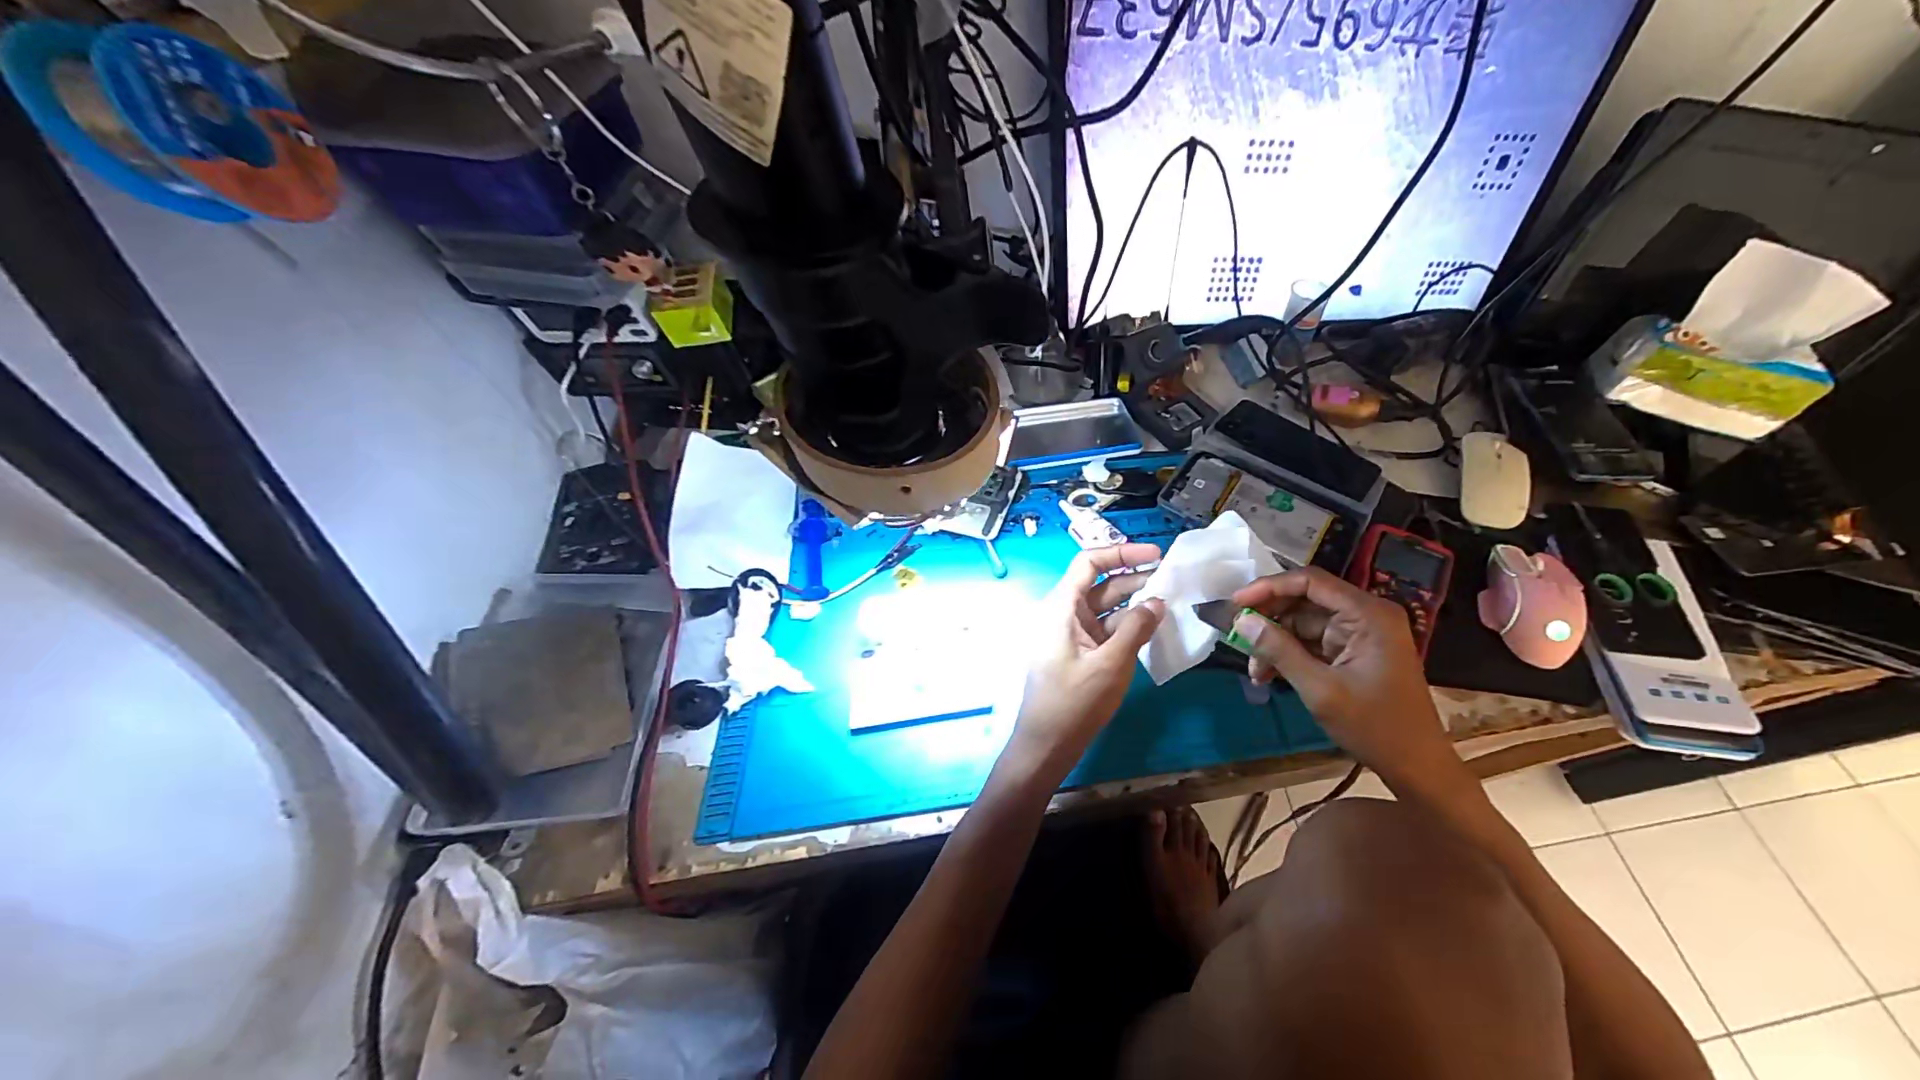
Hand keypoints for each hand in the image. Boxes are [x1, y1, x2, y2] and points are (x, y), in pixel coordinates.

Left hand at [1006, 543, 1165, 780]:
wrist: (1046, 744)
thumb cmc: (1074, 702)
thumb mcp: (1111, 663)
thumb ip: (1136, 629)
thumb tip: (1158, 602)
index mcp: (1061, 607)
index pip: (1089, 562)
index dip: (1121, 552)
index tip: (1156, 555)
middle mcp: (1063, 613)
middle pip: (1100, 584)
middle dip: (1135, 578)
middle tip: (1173, 581)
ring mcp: (1070, 634)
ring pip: (1105, 608)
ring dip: (1134, 603)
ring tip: (1170, 603)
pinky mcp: (1078, 652)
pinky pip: (1105, 629)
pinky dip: (1127, 626)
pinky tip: (1153, 629)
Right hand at [1229, 567, 1464, 793]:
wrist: (1416, 765)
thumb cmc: (1374, 726)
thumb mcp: (1320, 689)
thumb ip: (1279, 650)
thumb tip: (1241, 621)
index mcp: (1368, 614)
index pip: (1310, 581)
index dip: (1269, 587)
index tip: (1235, 604)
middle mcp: (1366, 614)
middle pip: (1304, 599)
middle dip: (1269, 619)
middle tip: (1237, 637)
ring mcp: (1360, 633)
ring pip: (1303, 622)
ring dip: (1275, 642)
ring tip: (1255, 671)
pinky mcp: (1353, 651)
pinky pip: (1312, 641)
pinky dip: (1288, 654)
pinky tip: (1268, 674)